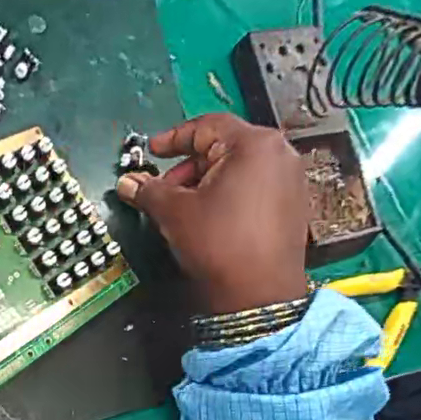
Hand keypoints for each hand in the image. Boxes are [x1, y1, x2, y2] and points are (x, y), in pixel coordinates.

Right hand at [114, 114, 311, 313]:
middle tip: (164, 190)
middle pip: (223, 147)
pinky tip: (210, 218)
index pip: (206, 126)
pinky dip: (228, 195)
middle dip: (188, 168)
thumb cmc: (220, 246)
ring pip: (239, 168)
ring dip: (207, 182)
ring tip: (184, 208)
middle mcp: (278, 153)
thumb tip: (128, 182)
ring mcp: (290, 178)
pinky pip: (254, 187)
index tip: (154, 150)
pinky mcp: (292, 203)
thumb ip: (149, 192)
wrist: (257, 293)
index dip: (173, 138)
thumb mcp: (175, 215)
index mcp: (253, 144)